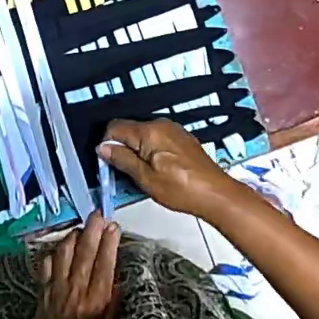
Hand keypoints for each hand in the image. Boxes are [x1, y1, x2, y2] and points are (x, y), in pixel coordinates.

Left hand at [19, 211, 121, 318]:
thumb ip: (115, 311)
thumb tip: (122, 284)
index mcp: (95, 303)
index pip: (105, 265)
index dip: (110, 243)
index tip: (115, 227)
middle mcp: (76, 291)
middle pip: (85, 253)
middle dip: (93, 230)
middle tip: (99, 214)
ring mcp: (56, 289)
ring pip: (64, 253)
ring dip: (73, 237)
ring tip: (82, 227)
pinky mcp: (42, 291)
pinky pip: (46, 265)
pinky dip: (53, 253)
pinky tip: (59, 248)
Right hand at [97, 118, 247, 219]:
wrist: (216, 194)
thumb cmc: (182, 190)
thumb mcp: (146, 179)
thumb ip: (122, 159)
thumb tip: (102, 147)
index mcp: (149, 132)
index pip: (114, 127)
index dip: (107, 145)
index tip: (109, 164)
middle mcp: (160, 124)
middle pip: (128, 130)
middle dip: (122, 149)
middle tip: (126, 174)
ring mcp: (172, 130)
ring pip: (142, 135)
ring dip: (137, 151)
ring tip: (144, 175)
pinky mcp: (181, 137)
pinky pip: (156, 138)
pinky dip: (151, 151)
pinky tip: (158, 170)